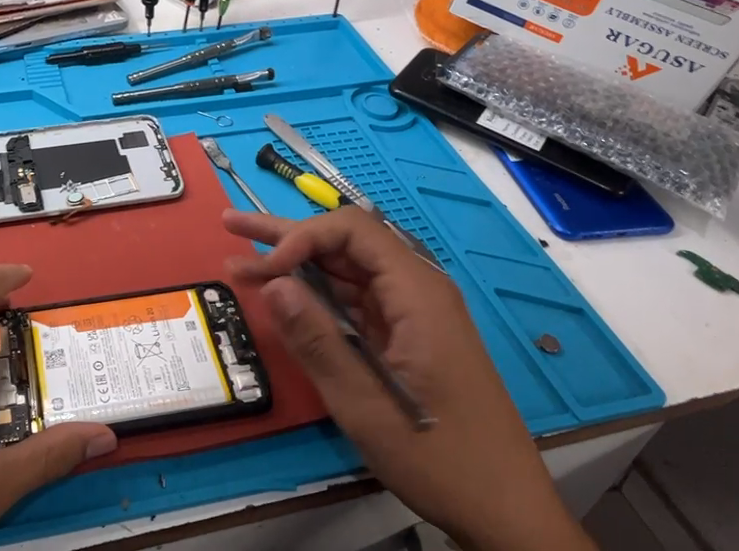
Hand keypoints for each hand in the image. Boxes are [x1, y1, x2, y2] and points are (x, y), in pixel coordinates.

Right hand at [224, 208, 591, 550]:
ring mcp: (413, 314)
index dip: (302, 237)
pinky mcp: (408, 336)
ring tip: (242, 262)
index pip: (352, 230)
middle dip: (287, 236)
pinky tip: (283, 298)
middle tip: (232, 227)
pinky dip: (316, 296)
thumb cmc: (440, 456)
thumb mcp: (367, 403)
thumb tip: (271, 282)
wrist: (506, 511)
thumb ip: (317, 339)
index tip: (266, 270)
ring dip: (296, 266)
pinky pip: (357, 301)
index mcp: (418, 292)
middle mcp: (417, 290)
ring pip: (348, 271)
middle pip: (346, 243)